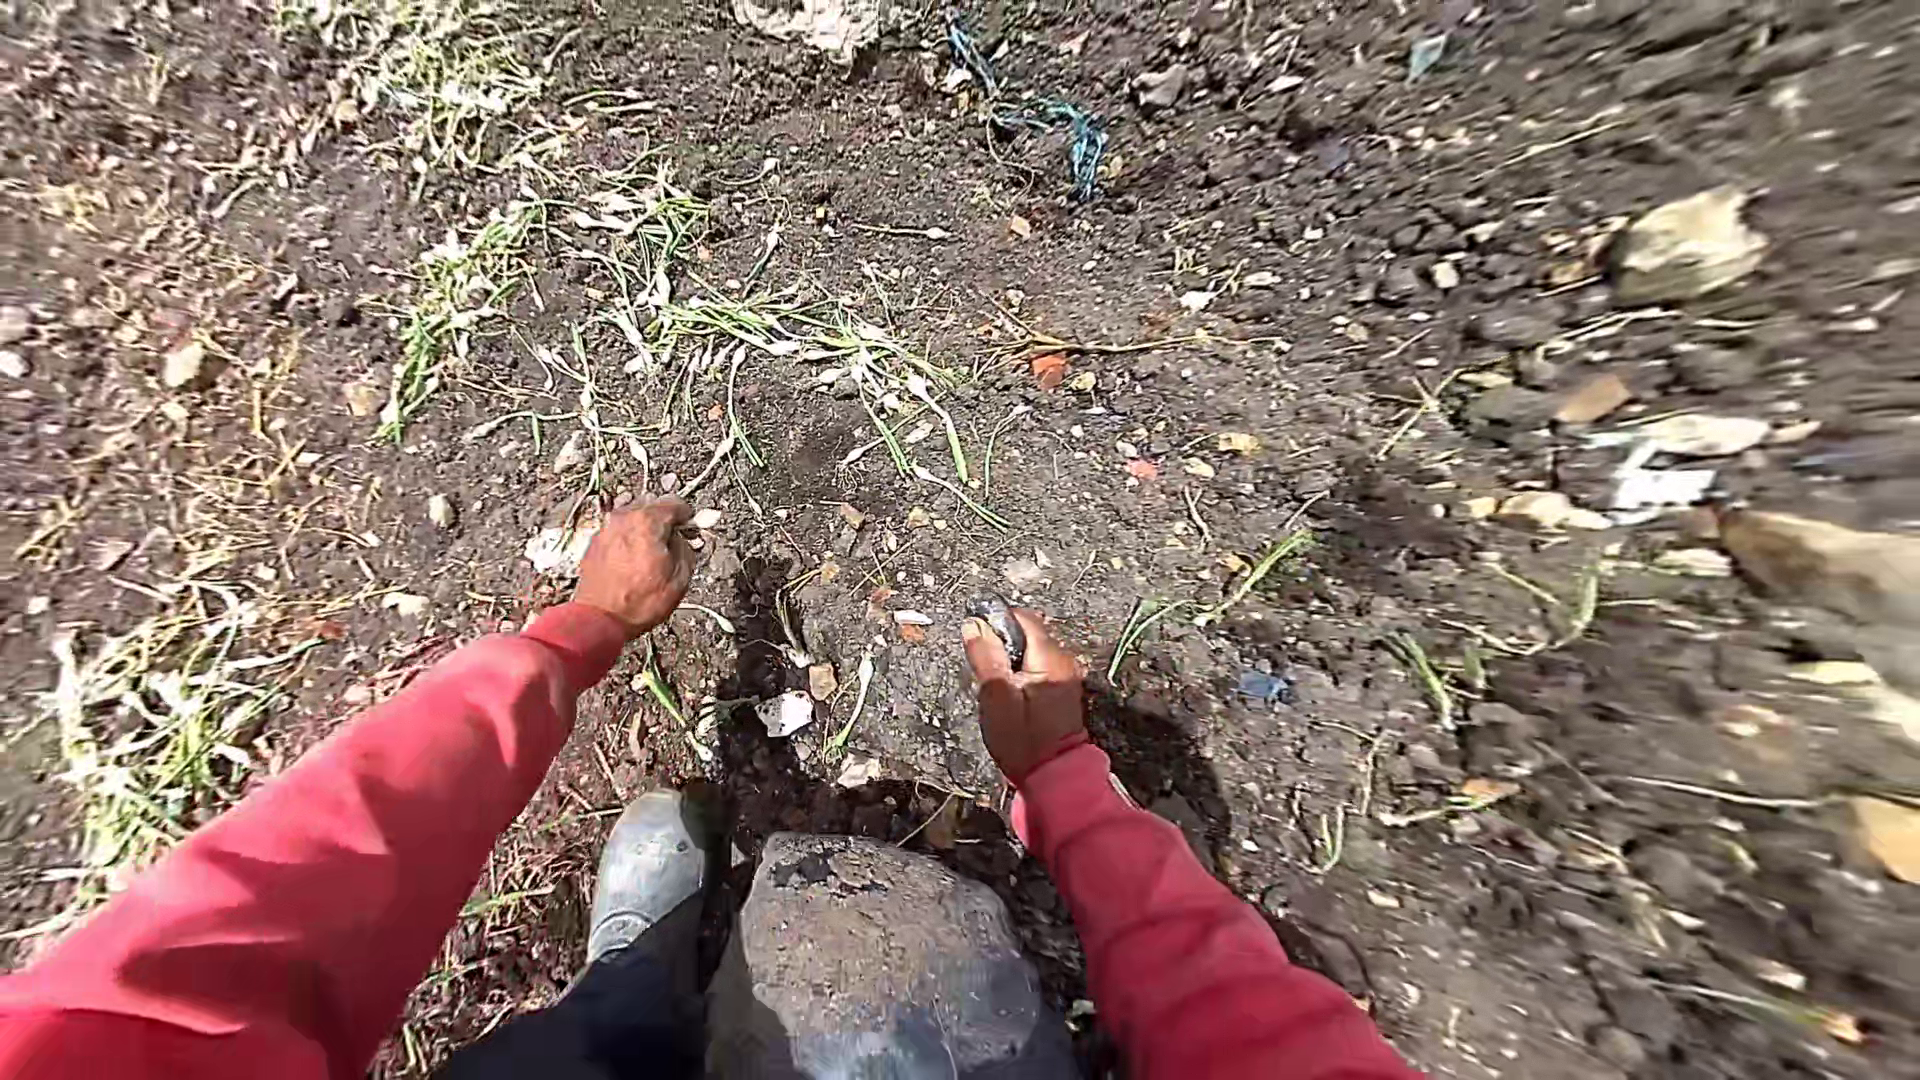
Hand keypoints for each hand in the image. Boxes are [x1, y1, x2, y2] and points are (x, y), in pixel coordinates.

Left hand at [573, 499, 695, 638]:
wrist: (601, 620)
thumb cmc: (640, 601)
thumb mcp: (681, 576)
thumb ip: (687, 547)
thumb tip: (684, 538)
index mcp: (647, 522)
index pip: (675, 504)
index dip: (689, 518)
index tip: (693, 530)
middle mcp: (623, 519)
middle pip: (653, 506)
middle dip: (667, 521)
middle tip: (677, 541)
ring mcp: (606, 530)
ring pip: (635, 517)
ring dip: (648, 529)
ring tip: (656, 551)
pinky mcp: (595, 543)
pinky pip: (620, 531)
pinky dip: (631, 538)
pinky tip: (637, 558)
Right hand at [962, 608, 1088, 784]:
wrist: (1053, 778)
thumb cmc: (1024, 742)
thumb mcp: (997, 697)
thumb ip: (986, 657)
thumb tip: (974, 625)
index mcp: (1049, 658)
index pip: (1022, 618)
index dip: (996, 621)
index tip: (977, 636)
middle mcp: (1062, 660)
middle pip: (1026, 632)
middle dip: (1001, 642)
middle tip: (984, 667)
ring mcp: (1064, 674)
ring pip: (1029, 649)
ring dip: (1008, 658)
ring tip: (996, 684)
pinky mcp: (1060, 687)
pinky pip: (1035, 665)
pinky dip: (1018, 671)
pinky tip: (1009, 692)